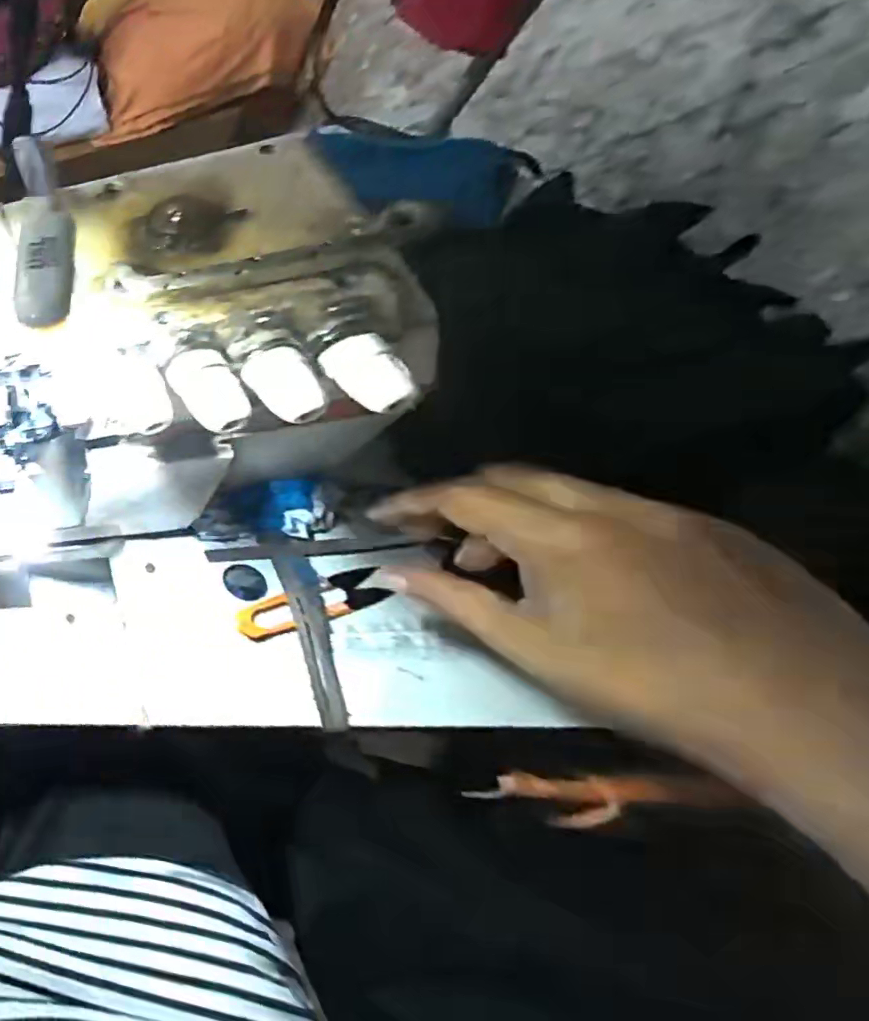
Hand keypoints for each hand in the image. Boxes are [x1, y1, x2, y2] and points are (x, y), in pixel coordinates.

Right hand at [368, 466, 868, 763]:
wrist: (815, 718)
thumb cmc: (645, 686)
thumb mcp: (529, 648)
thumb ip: (453, 600)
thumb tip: (389, 572)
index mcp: (562, 536)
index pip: (464, 495)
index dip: (412, 502)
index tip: (378, 515)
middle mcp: (612, 507)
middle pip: (511, 476)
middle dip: (460, 499)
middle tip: (433, 537)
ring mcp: (670, 515)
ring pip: (565, 489)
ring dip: (514, 513)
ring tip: (502, 565)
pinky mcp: (714, 532)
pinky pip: (616, 507)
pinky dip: (570, 523)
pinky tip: (579, 573)